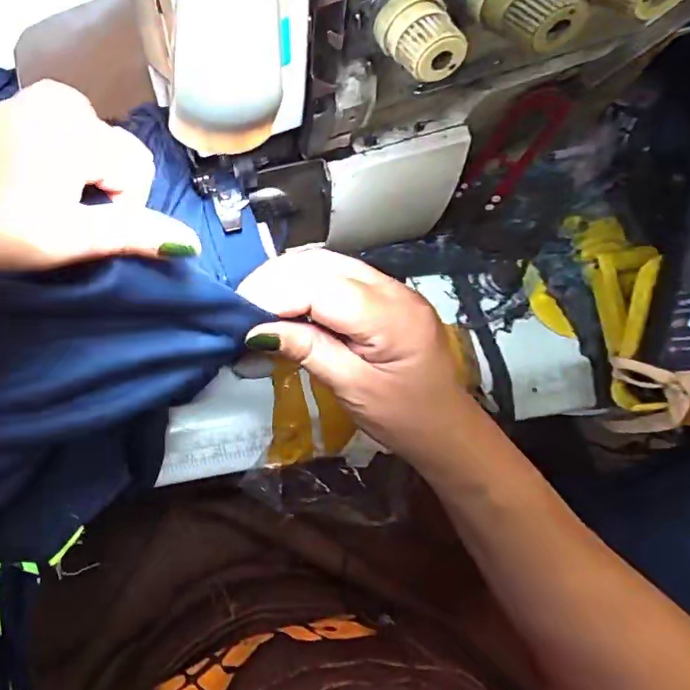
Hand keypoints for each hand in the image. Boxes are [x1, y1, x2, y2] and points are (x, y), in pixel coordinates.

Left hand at [0, 81, 202, 300]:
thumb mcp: (64, 238)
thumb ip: (129, 234)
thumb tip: (189, 242)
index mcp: (76, 123)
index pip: (136, 168)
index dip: (118, 209)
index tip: (74, 231)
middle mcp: (60, 97)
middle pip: (113, 153)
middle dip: (96, 191)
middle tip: (48, 220)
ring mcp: (30, 99)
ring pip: (87, 146)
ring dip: (76, 179)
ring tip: (32, 205)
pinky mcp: (9, 109)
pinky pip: (58, 136)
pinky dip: (53, 164)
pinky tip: (17, 186)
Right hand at [237, 248, 483, 460]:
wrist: (447, 428)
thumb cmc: (403, 417)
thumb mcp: (352, 388)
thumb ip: (307, 351)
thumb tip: (258, 332)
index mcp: (389, 316)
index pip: (318, 288)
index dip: (273, 297)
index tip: (242, 321)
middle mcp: (391, 289)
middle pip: (317, 265)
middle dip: (272, 282)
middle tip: (241, 313)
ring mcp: (388, 287)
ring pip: (322, 262)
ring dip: (283, 279)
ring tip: (256, 307)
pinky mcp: (380, 293)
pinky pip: (333, 273)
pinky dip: (300, 282)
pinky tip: (283, 305)